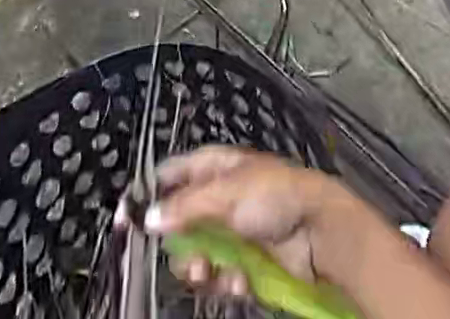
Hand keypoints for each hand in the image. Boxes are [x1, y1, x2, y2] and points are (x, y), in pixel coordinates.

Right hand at [126, 147, 354, 298]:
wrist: (320, 232)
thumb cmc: (273, 195)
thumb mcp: (226, 192)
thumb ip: (185, 205)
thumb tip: (148, 216)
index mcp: (214, 167)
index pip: (172, 174)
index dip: (150, 191)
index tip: (129, 217)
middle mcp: (220, 198)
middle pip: (181, 222)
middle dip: (179, 244)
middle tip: (187, 257)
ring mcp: (233, 232)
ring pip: (197, 255)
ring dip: (200, 268)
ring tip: (210, 273)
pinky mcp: (246, 263)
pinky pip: (220, 277)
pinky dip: (226, 282)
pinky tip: (241, 281)